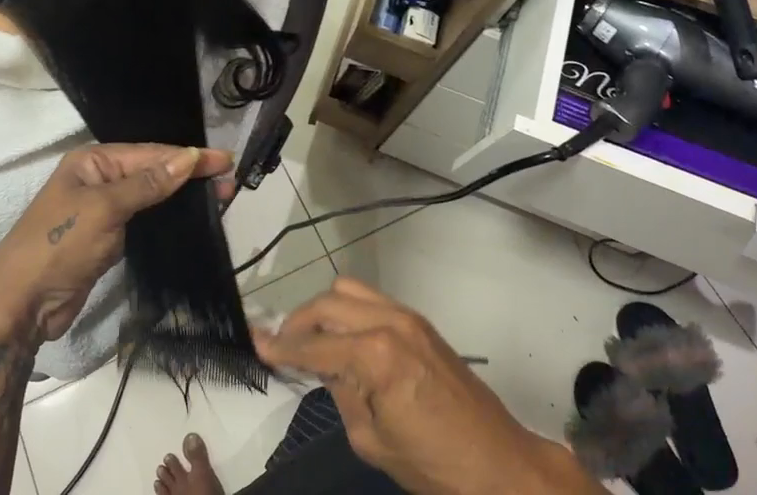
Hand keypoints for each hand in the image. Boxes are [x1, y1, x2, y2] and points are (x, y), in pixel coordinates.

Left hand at [0, 144, 234, 342]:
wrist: (21, 303)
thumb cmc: (59, 246)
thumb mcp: (104, 209)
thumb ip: (148, 184)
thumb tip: (188, 157)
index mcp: (92, 162)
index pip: (150, 153)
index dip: (188, 157)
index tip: (224, 160)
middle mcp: (98, 180)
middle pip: (152, 171)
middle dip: (189, 175)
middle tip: (230, 181)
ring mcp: (102, 211)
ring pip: (151, 197)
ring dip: (182, 197)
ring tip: (221, 200)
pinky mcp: (107, 239)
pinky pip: (144, 221)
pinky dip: (168, 218)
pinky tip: (191, 221)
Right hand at [255, 278, 596, 494]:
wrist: (502, 465)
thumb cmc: (435, 466)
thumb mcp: (372, 440)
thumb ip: (341, 393)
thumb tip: (323, 369)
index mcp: (376, 356)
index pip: (314, 346)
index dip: (280, 346)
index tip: (254, 342)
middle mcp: (390, 323)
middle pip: (327, 304)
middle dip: (297, 322)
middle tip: (280, 345)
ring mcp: (409, 318)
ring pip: (349, 290)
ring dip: (324, 310)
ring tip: (311, 339)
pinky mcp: (421, 323)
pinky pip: (373, 300)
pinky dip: (349, 311)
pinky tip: (344, 338)